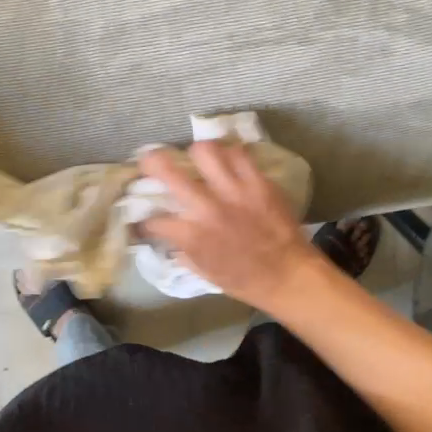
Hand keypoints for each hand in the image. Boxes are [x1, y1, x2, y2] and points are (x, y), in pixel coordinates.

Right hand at [136, 140, 323, 310]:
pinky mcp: (258, 182)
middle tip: (149, 160)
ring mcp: (234, 191)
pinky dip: (230, 154)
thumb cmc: (244, 281)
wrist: (287, 275)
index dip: (144, 222)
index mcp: (192, 236)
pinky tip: (227, 160)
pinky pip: (240, 154)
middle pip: (169, 171)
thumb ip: (184, 253)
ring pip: (205, 151)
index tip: (143, 222)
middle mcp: (208, 208)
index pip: (155, 220)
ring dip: (196, 153)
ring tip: (197, 157)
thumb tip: (172, 242)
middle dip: (151, 163)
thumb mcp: (205, 273)